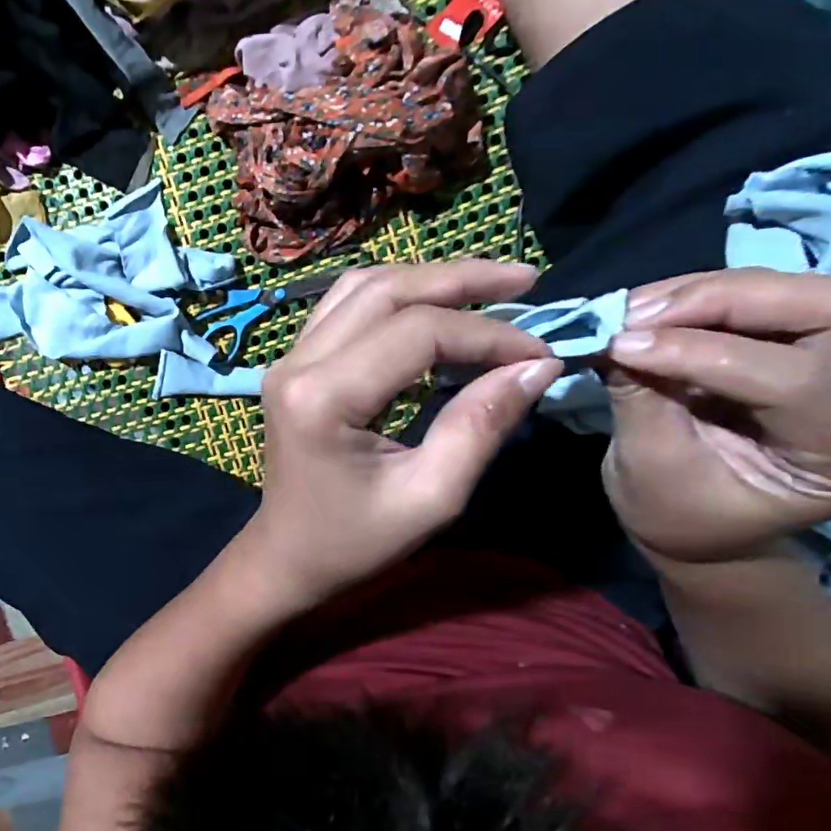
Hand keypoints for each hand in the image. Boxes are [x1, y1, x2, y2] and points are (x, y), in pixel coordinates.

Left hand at [247, 260, 559, 593]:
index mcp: (322, 397)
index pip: (415, 332)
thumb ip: (480, 425)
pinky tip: (435, 306)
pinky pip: (341, 309)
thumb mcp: (431, 495)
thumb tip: (538, 365)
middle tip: (525, 279)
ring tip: (488, 285)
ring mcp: (286, 360)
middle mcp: (295, 365)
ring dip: (423, 280)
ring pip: (357, 289)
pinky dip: (392, 298)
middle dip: (457, 279)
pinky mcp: (291, 365)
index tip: (543, 355)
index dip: (488, 335)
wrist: (286, 551)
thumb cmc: (353, 538)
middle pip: (381, 292)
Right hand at [601, 269, 830, 564]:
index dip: (701, 352)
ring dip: (713, 290)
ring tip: (636, 312)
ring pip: (815, 290)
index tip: (617, 345)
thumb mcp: (648, 464)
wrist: (705, 525)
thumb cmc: (677, 510)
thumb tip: (612, 339)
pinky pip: (783, 294)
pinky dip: (708, 293)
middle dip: (727, 298)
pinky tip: (656, 312)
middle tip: (637, 314)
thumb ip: (640, 398)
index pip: (796, 381)